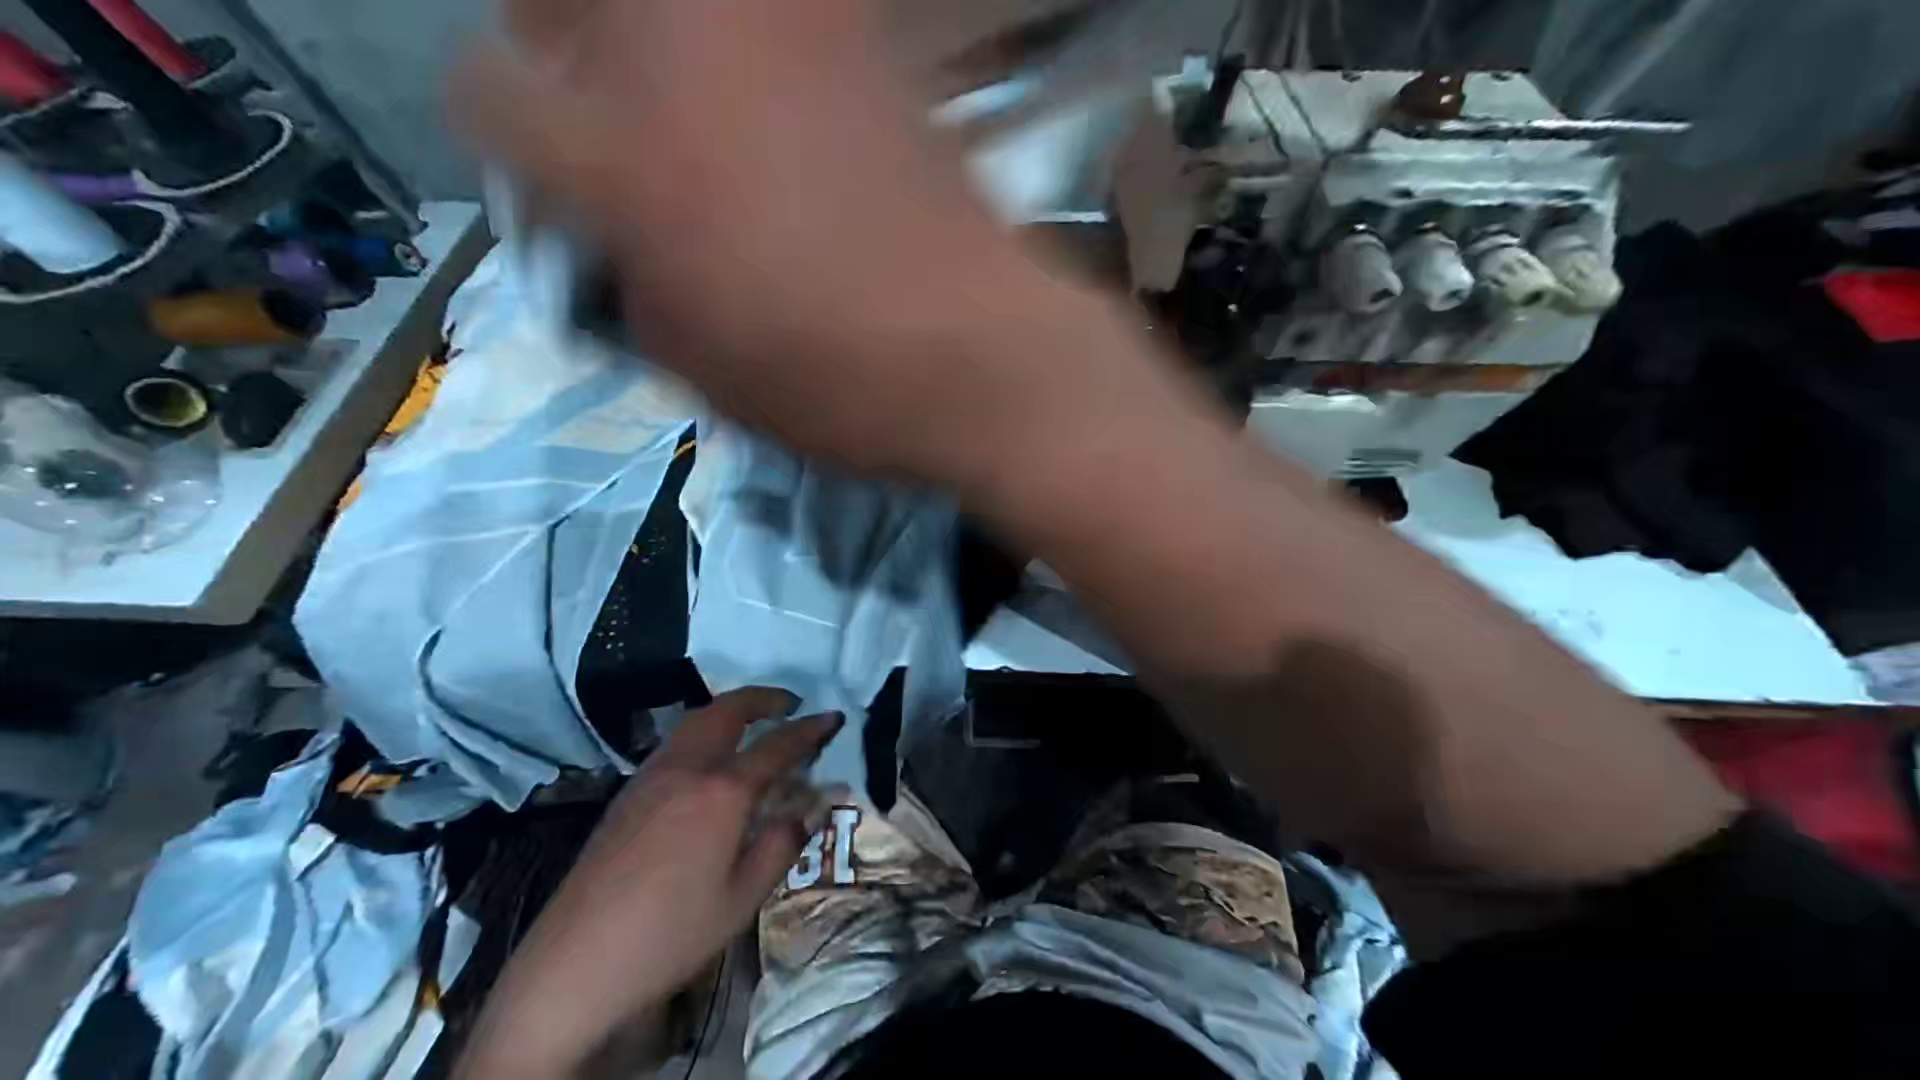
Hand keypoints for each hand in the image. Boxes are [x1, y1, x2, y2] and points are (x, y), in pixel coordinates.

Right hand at [453, 0, 1079, 483]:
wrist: (981, 357)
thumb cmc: (841, 392)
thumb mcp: (705, 371)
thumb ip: (631, 287)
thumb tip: (605, 240)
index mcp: (624, 174)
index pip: (487, 96)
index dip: (500, 136)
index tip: (537, 172)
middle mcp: (678, 70)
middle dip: (554, 46)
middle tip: (593, 103)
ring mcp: (774, 36)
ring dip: (645, 32)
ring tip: (679, 92)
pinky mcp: (857, 34)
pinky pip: (771, 12)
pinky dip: (745, 40)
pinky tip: (768, 87)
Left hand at [457, 689, 841, 1078]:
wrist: (575, 962)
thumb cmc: (671, 933)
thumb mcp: (742, 898)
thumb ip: (779, 845)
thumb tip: (804, 812)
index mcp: (722, 792)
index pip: (777, 746)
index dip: (810, 730)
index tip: (833, 717)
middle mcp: (686, 769)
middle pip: (727, 712)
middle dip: (762, 698)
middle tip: (789, 703)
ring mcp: (650, 778)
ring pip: (694, 723)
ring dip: (729, 711)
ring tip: (753, 723)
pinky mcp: (626, 795)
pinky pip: (674, 745)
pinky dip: (703, 733)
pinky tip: (709, 763)